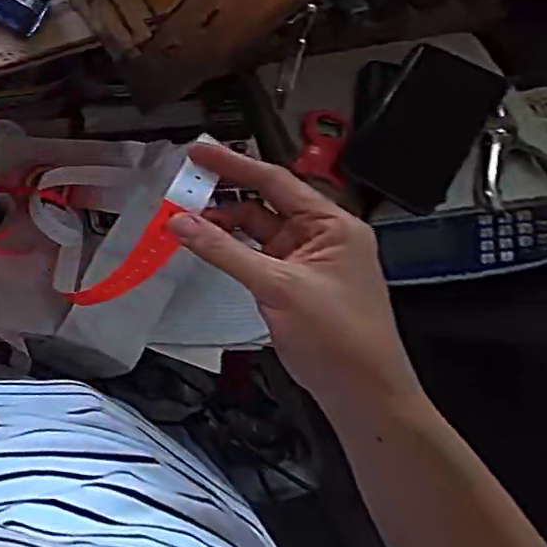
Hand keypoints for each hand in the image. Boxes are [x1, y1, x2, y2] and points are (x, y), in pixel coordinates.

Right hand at [166, 143, 422, 418]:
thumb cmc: (344, 341)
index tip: (200, 152)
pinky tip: (203, 241)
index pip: (275, 181)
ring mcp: (302, 257)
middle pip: (262, 199)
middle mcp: (319, 236)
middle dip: (223, 190)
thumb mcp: (278, 287)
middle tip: (186, 181)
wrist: (363, 395)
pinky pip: (251, 249)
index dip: (233, 164)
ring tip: (185, 215)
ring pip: (253, 225)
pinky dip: (226, 244)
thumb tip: (182, 223)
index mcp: (332, 226)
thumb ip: (224, 251)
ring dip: (220, 220)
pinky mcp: (288, 278)